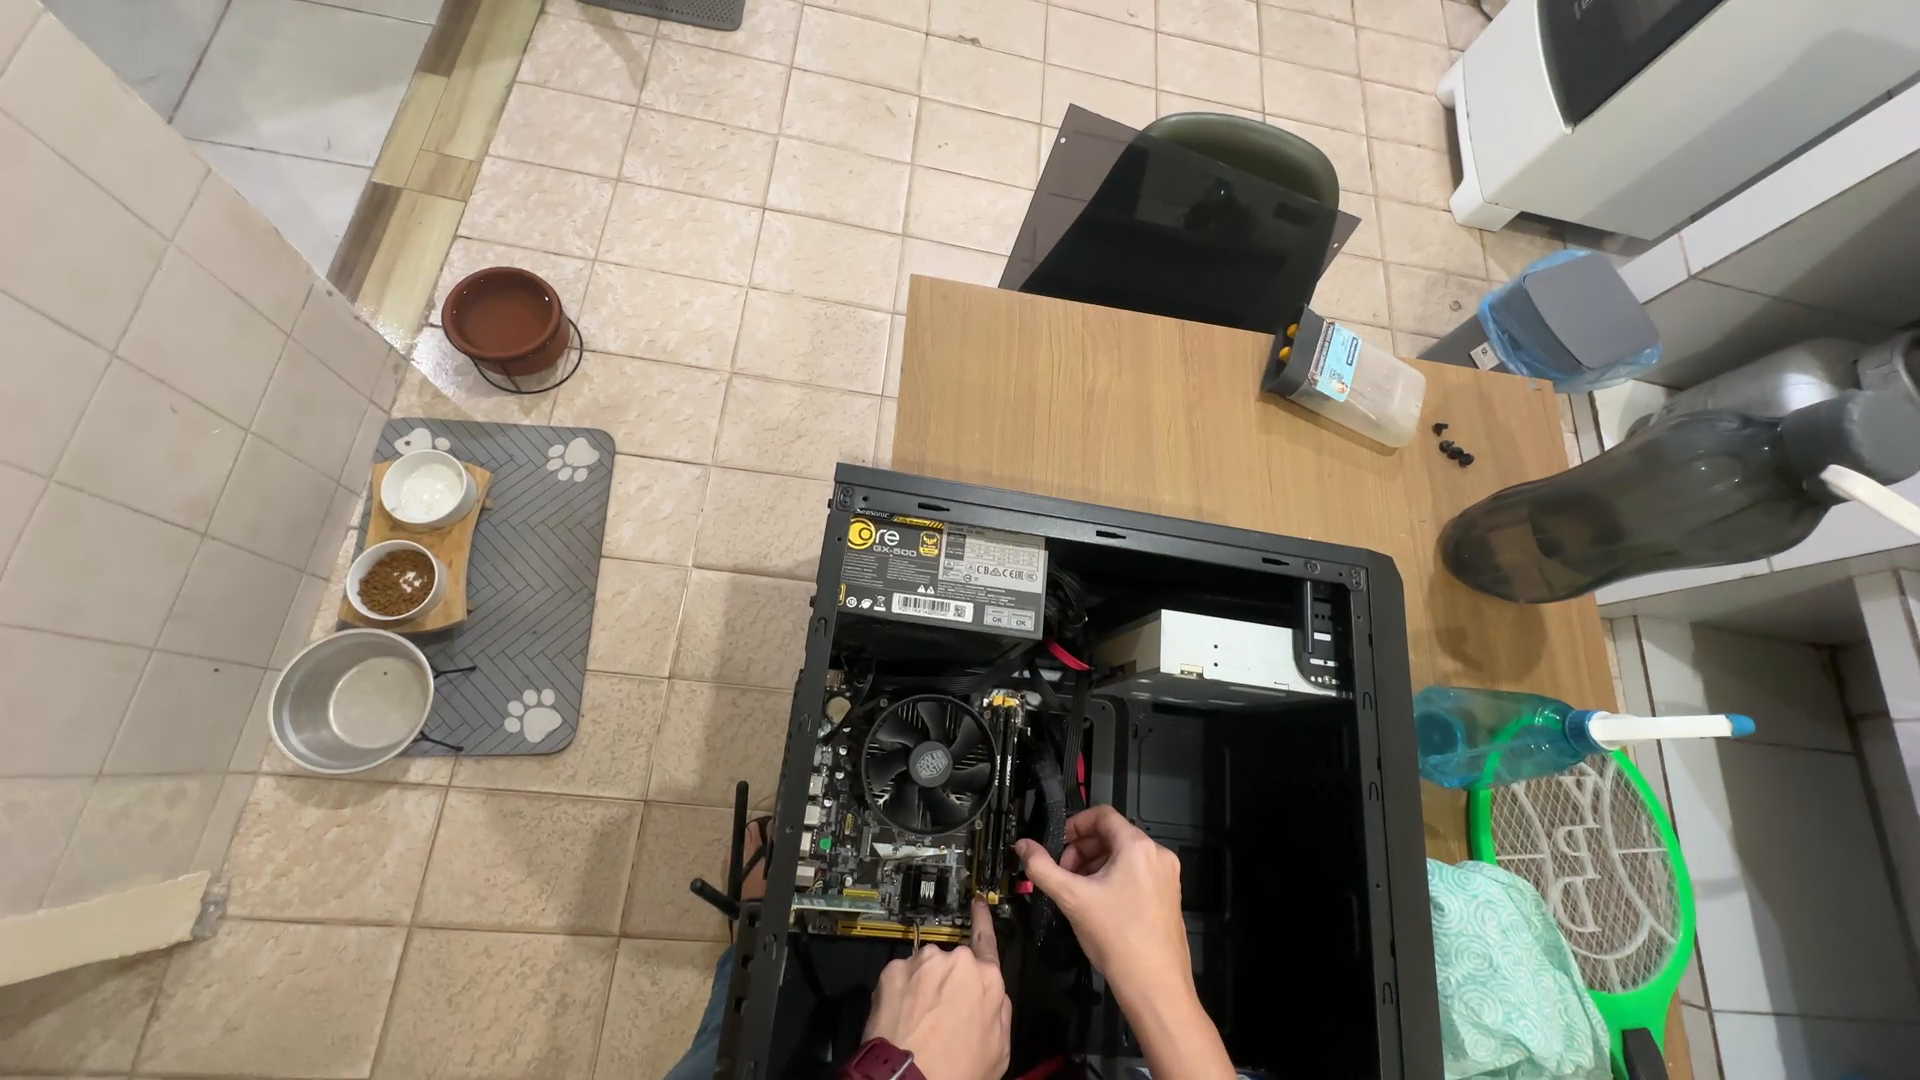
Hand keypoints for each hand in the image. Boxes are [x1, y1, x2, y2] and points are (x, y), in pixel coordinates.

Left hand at [862, 900, 1009, 1079]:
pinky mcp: (893, 969)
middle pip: (954, 963)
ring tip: (920, 1021)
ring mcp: (923, 961)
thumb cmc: (958, 1072)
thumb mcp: (999, 1049)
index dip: (983, 919)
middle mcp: (956, 960)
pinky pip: (901, 975)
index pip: (987, 939)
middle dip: (949, 981)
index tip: (978, 902)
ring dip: (924, 985)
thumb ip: (999, 1009)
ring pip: (926, 968)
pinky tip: (902, 1018)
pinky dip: (901, 992)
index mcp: (987, 977)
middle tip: (943, 1014)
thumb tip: (991, 993)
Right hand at [1014, 806, 1190, 998]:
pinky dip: (1114, 878)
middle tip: (1063, 871)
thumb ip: (1042, 868)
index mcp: (1138, 847)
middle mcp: (1158, 856)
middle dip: (1083, 849)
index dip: (1075, 825)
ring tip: (1077, 889)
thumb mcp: (1072, 898)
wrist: (1156, 988)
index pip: (1102, 815)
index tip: (1059, 843)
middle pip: (1113, 835)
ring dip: (1096, 864)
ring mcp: (1166, 877)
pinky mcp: (1168, 897)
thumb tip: (1023, 846)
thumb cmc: (1118, 939)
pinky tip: (1097, 903)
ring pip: (1124, 856)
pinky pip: (1136, 874)